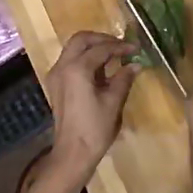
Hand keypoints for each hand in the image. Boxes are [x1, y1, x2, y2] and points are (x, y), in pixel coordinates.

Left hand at [45, 31, 137, 182]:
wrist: (72, 153)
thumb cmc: (94, 129)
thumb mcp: (113, 102)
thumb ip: (123, 79)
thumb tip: (135, 65)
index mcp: (76, 69)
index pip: (101, 48)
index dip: (120, 47)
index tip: (136, 49)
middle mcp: (62, 66)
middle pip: (81, 40)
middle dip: (102, 39)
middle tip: (121, 46)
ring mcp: (56, 75)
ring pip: (73, 49)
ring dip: (92, 48)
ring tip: (114, 56)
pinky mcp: (55, 85)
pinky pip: (69, 62)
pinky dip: (85, 59)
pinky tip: (101, 69)